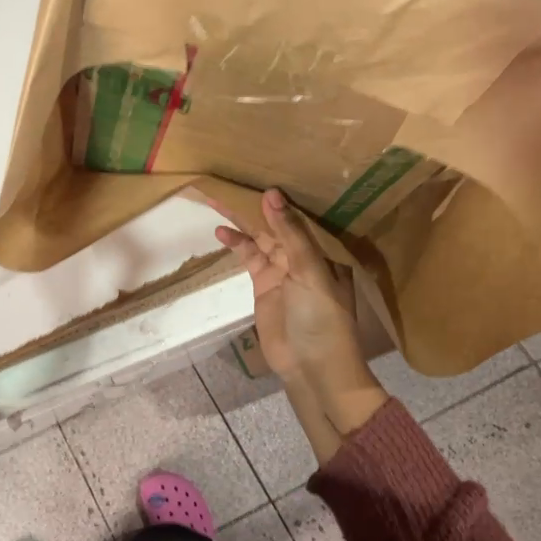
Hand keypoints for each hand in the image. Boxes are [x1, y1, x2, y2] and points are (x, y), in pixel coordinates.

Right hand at [214, 189, 362, 379]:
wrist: (312, 366)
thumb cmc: (321, 317)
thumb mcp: (308, 272)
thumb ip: (290, 233)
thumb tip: (271, 194)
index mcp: (323, 250)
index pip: (298, 215)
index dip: (278, 197)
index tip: (257, 175)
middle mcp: (303, 256)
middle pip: (275, 224)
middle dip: (253, 205)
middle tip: (228, 183)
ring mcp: (282, 270)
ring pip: (259, 237)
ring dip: (240, 221)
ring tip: (217, 201)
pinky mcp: (263, 285)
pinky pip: (249, 258)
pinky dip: (236, 244)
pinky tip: (221, 232)